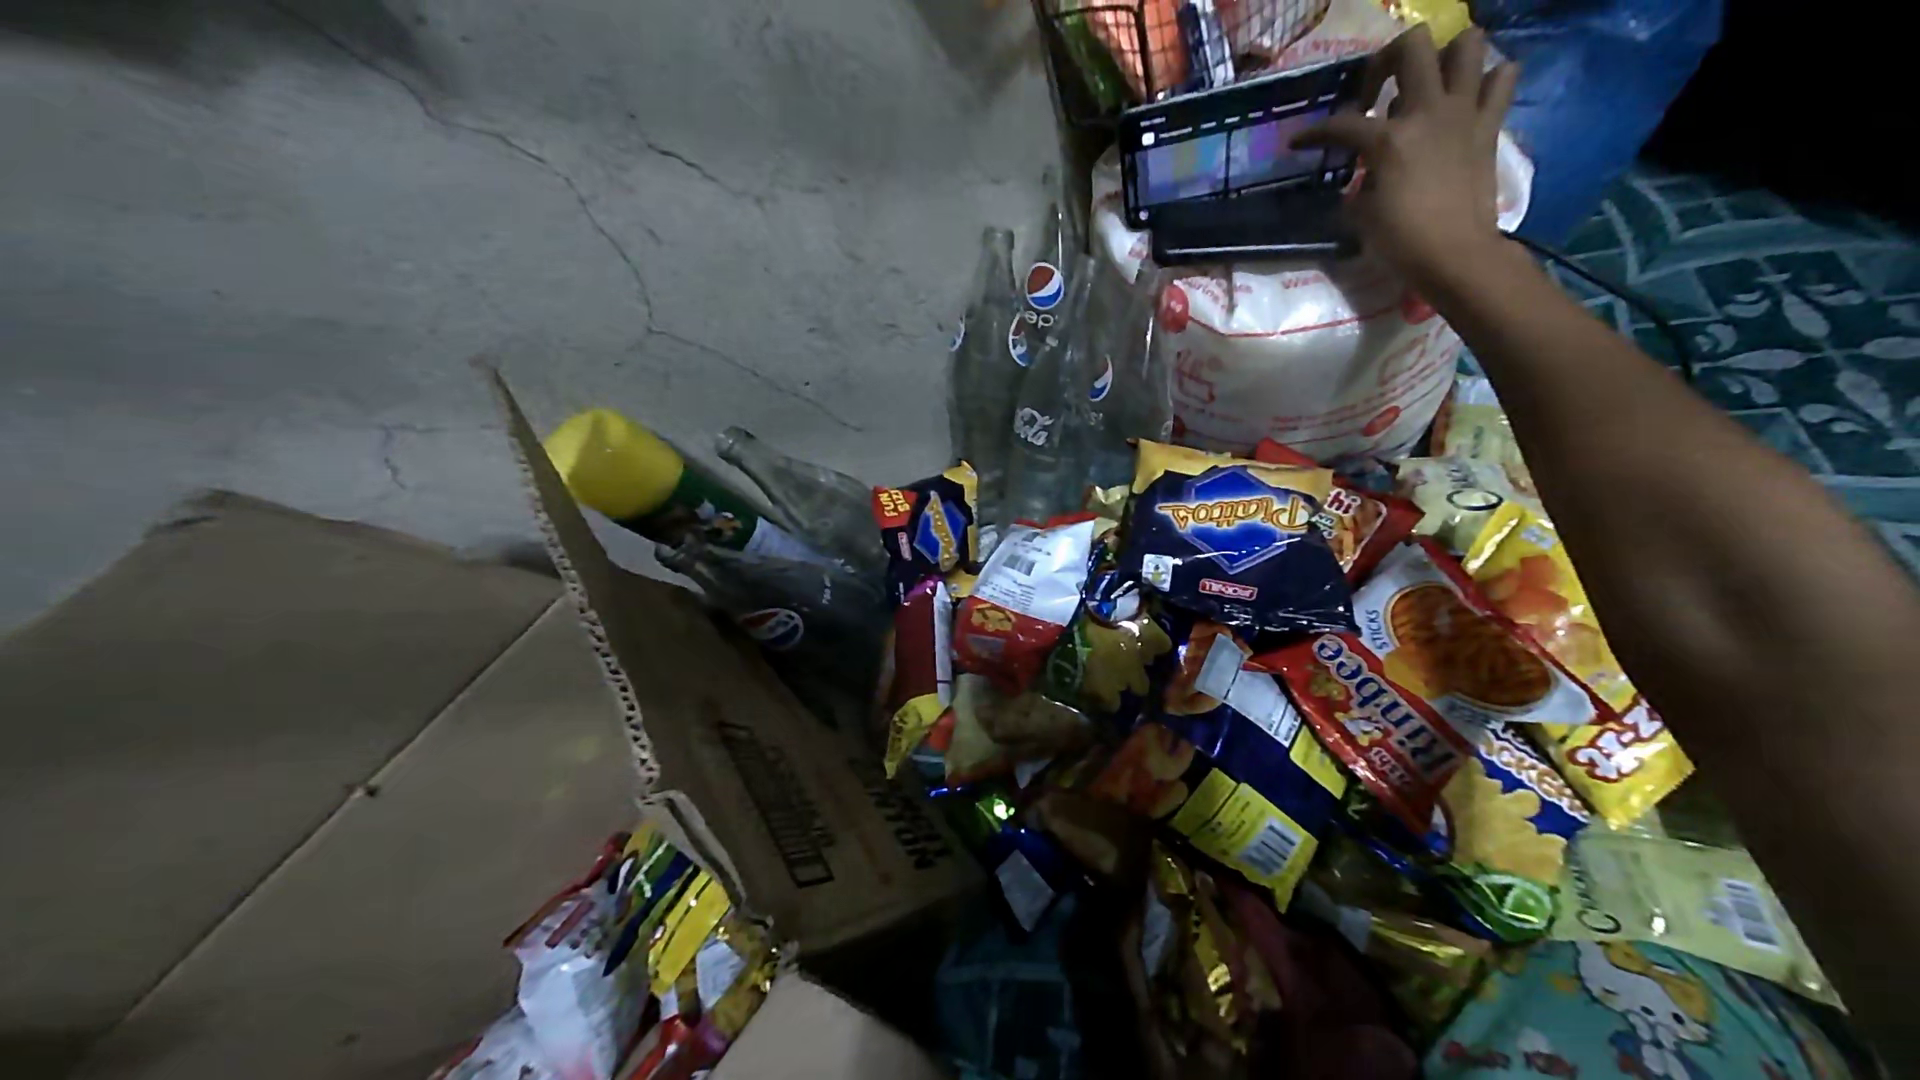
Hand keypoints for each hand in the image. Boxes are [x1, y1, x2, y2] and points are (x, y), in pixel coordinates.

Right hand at [1293, 25, 1519, 289]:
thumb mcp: (1361, 213)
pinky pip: (1501, 79)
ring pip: (1466, 45)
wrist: (1453, 254)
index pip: (1341, 125)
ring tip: (1424, 88)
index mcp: (1389, 140)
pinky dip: (1485, 82)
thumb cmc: (1399, 241)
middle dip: (1384, 62)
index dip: (1313, 133)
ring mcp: (1464, 113)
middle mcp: (1428, 112)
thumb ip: (1359, 181)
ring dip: (1443, 59)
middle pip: (1411, 47)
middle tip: (1373, 94)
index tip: (1299, 141)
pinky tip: (1465, 102)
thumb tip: (1364, 169)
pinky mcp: (1489, 125)